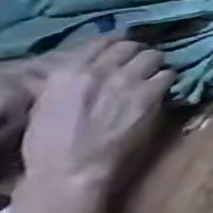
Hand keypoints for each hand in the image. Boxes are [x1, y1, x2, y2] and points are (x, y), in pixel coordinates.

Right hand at [18, 37, 172, 205]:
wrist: (70, 171)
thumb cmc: (48, 147)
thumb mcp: (45, 104)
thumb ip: (66, 82)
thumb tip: (82, 71)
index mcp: (69, 71)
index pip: (102, 42)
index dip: (115, 46)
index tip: (121, 54)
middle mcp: (100, 69)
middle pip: (131, 46)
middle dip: (136, 54)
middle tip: (140, 65)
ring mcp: (127, 80)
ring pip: (153, 56)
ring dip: (154, 65)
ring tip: (153, 75)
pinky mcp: (148, 95)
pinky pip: (167, 75)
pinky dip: (166, 80)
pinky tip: (162, 90)